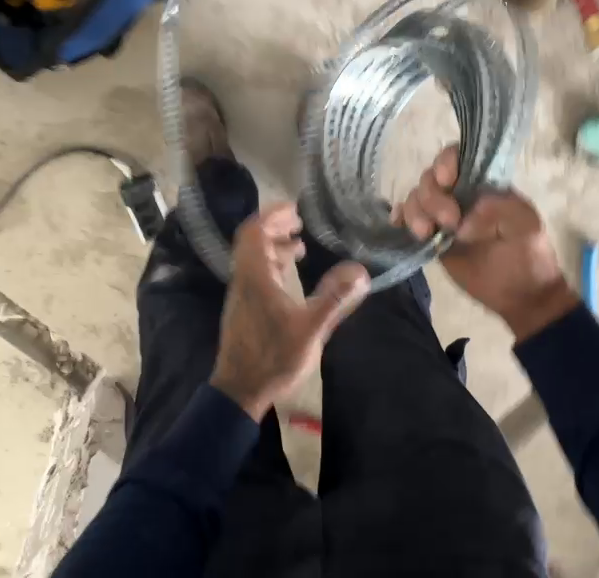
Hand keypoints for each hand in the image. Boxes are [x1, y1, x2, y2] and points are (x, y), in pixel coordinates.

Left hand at [210, 203, 370, 419]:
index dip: (273, 215)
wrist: (239, 391)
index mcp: (255, 276)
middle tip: (300, 222)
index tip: (295, 208)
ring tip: (301, 246)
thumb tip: (360, 271)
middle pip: (253, 240)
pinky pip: (256, 273)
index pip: (255, 231)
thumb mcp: (310, 329)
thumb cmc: (273, 358)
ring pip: (253, 257)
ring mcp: (242, 294)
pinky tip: (290, 275)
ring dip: (274, 246)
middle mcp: (243, 279)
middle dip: (275, 227)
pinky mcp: (244, 308)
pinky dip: (272, 264)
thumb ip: (334, 299)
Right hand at [393, 146, 580, 340]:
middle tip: (449, 223)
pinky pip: (407, 219)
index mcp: (482, 183)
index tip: (447, 181)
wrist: (521, 297)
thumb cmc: (529, 256)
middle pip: (430, 178)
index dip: (445, 162)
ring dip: (416, 212)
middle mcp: (459, 194)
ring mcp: (442, 216)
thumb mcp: (525, 225)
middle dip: (433, 198)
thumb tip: (462, 217)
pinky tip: (400, 226)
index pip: (456, 157)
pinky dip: (400, 217)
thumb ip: (499, 207)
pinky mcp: (431, 237)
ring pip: (415, 198)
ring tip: (427, 234)